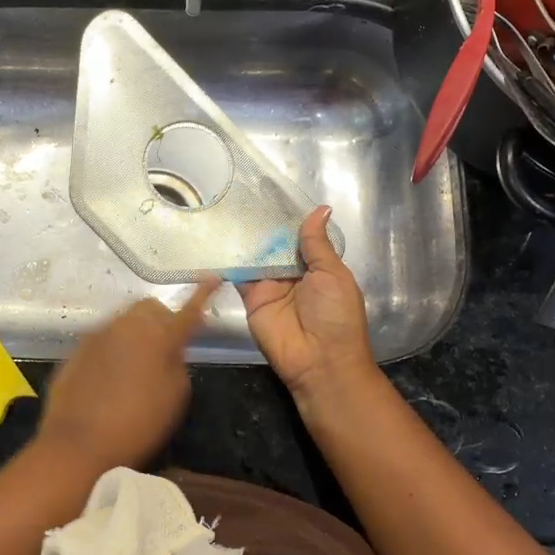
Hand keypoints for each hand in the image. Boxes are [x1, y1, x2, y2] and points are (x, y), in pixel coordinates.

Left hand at [36, 280, 217, 471]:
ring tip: (136, 364)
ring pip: (124, 320)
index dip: (203, 294)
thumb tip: (169, 350)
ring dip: (135, 332)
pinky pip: (103, 338)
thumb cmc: (137, 425)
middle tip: (165, 347)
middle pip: (149, 308)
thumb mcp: (175, 398)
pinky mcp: (77, 348)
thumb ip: (178, 364)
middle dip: (161, 319)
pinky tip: (110, 375)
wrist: (78, 443)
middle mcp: (128, 325)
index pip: (189, 310)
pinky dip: (113, 348)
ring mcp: (98, 333)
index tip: (213, 277)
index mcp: (160, 336)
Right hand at [238, 206, 379, 403]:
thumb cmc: (336, 316)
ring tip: (227, 207)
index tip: (271, 192)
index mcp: (318, 267)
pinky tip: (218, 238)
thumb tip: (320, 209)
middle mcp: (293, 274)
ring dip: (245, 239)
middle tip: (243, 194)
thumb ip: (318, 244)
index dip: (288, 219)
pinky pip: (239, 276)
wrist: (319, 361)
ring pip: (256, 257)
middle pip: (275, 245)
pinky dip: (230, 260)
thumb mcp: (333, 274)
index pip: (300, 237)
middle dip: (263, 225)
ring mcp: (270, 286)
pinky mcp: (251, 298)